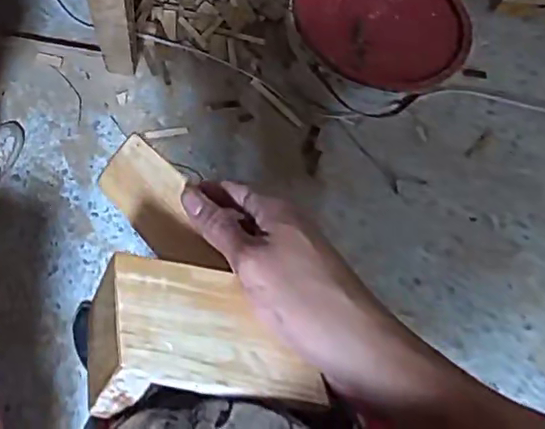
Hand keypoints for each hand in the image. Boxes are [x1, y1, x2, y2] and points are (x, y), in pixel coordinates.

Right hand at [180, 182, 490, 417]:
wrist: (366, 355)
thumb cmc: (302, 300)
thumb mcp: (250, 261)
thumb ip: (218, 227)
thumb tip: (189, 193)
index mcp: (277, 210)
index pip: (232, 188)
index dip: (205, 192)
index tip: (178, 201)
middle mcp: (293, 224)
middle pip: (246, 210)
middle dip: (217, 216)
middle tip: (184, 229)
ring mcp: (306, 253)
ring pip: (259, 237)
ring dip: (234, 242)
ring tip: (206, 257)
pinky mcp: (313, 281)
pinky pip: (272, 261)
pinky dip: (251, 265)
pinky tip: (241, 285)